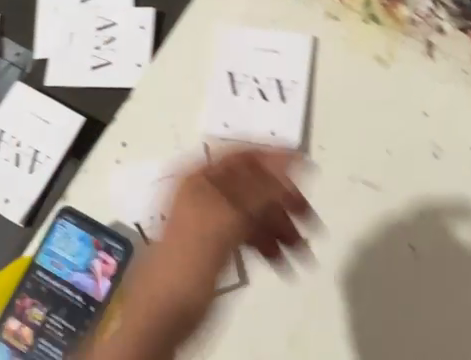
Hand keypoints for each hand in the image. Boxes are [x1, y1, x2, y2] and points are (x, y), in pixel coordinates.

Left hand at [86, 149, 313, 359]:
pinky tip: (283, 260)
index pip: (241, 155)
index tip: (304, 166)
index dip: (273, 157)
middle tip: (309, 216)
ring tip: (302, 250)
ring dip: (279, 225)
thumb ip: (257, 192)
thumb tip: (287, 162)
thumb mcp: (225, 222)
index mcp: (199, 178)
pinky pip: (249, 234)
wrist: (161, 315)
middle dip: (282, 200)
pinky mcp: (216, 245)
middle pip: (252, 184)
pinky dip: (268, 243)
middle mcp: (205, 192)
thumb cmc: (188, 263)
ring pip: (254, 211)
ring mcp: (211, 219)